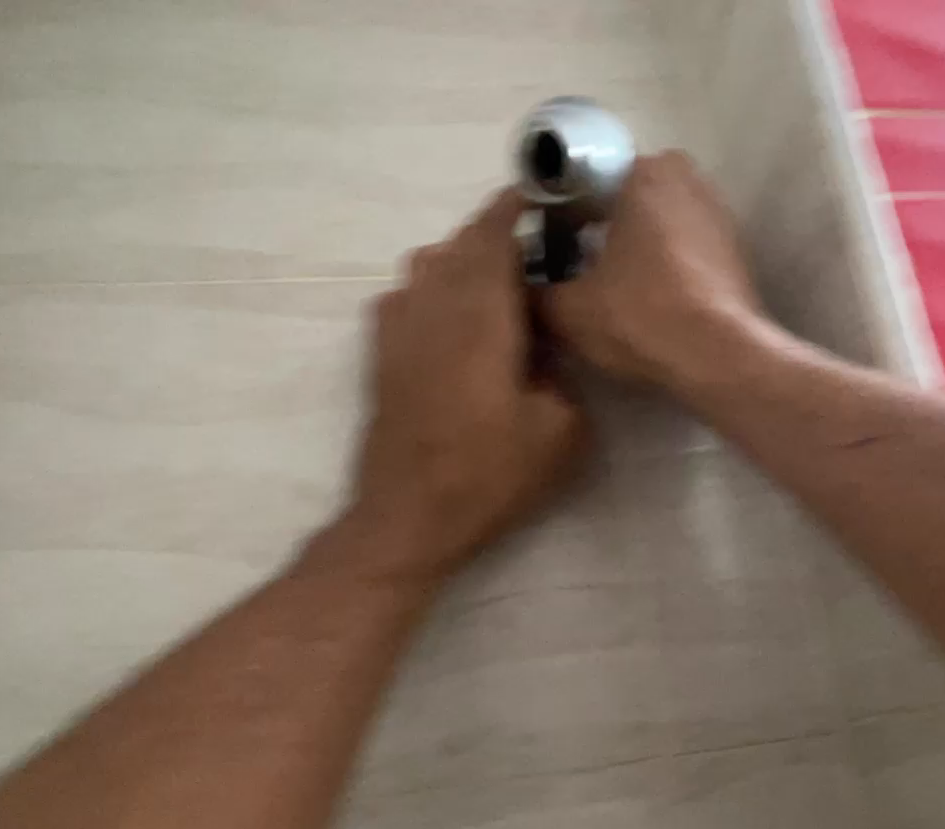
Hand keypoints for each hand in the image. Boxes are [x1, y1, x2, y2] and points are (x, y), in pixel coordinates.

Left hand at [336, 189, 588, 581]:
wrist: (410, 515)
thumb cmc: (489, 474)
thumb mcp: (561, 432)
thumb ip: (564, 375)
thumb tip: (547, 348)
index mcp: (481, 314)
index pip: (494, 235)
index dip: (515, 208)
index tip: (539, 198)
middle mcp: (432, 304)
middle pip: (459, 243)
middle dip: (493, 233)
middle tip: (531, 247)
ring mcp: (398, 326)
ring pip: (427, 265)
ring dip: (461, 259)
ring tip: (494, 282)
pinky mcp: (380, 352)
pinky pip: (404, 295)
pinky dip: (432, 288)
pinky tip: (451, 315)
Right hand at [538, 152, 764, 383]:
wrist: (720, 357)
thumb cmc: (640, 319)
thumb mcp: (569, 311)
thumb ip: (536, 292)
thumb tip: (522, 286)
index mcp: (641, 172)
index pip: (583, 182)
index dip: (558, 217)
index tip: (548, 251)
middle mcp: (684, 177)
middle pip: (622, 202)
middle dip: (599, 231)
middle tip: (578, 273)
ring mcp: (716, 211)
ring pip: (656, 224)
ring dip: (634, 249)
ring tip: (613, 290)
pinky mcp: (734, 248)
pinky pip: (684, 247)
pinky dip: (665, 266)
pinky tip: (651, 299)